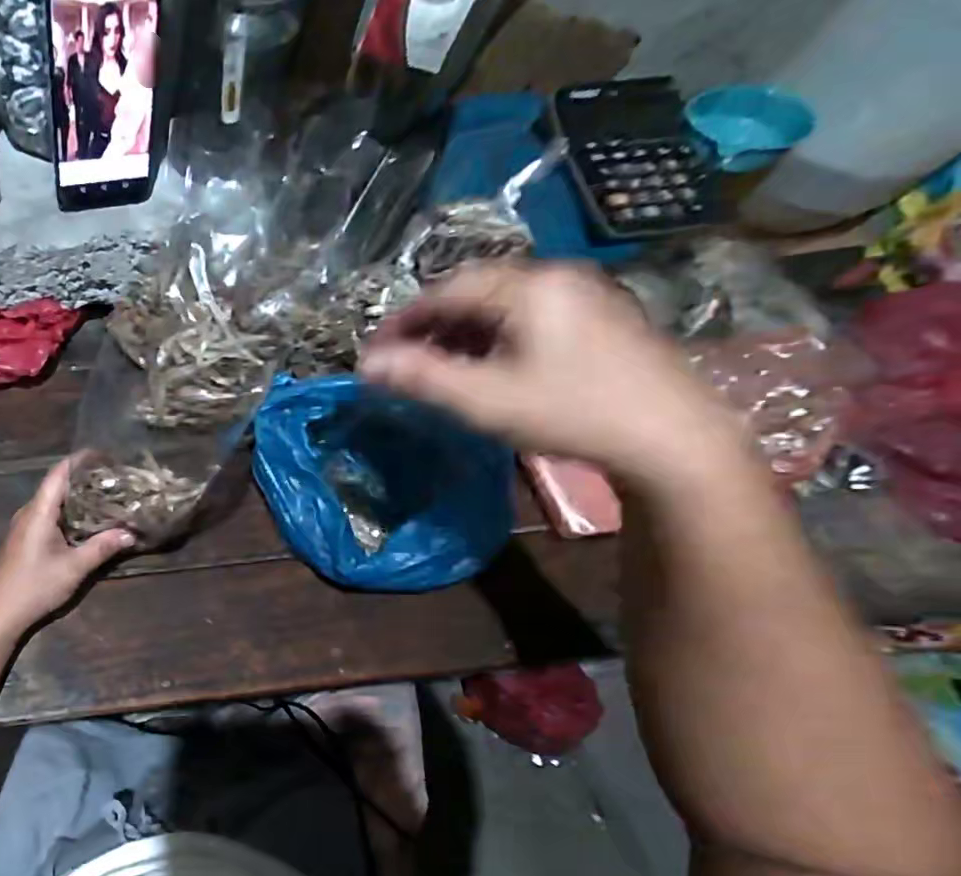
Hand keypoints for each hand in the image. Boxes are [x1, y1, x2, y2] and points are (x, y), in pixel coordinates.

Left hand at [0, 458, 134, 636]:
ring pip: (53, 503)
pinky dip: (68, 514)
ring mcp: (24, 526)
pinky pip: (48, 517)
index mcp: (39, 511)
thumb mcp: (74, 568)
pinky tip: (85, 524)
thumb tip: (131, 533)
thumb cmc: (35, 585)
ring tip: (106, 499)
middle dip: (84, 480)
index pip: (59, 473)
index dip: (81, 460)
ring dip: (77, 499)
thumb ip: (102, 548)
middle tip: (114, 480)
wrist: (0, 612)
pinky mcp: (24, 539)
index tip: (105, 455)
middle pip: (57, 486)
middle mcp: (29, 512)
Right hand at [361, 262, 751, 490]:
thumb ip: (420, 378)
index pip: (446, 290)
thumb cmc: (570, 411)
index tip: (373, 353)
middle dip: (428, 323)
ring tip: (433, 366)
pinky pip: (526, 313)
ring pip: (500, 301)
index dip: (402, 320)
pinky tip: (481, 364)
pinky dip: (490, 333)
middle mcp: (556, 278)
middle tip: (400, 359)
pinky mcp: (596, 317)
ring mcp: (582, 294)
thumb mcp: (483, 399)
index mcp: (528, 288)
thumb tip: (365, 365)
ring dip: (458, 329)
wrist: (671, 435)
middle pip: (473, 289)